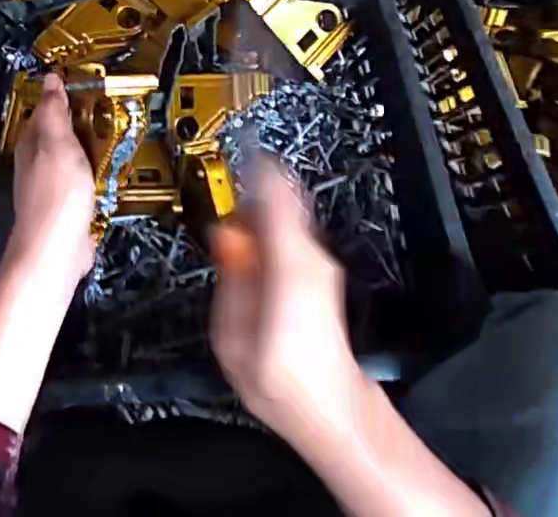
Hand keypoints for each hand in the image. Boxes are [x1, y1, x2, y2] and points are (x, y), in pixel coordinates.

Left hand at [8, 74, 97, 288]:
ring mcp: (53, 185)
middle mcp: (38, 161)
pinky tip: (114, 170)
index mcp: (31, 142)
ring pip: (76, 155)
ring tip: (121, 133)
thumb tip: (50, 79)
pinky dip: (100, 171)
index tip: (93, 83)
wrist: (58, 250)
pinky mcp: (69, 205)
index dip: (66, 93)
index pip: (46, 108)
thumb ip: (54, 110)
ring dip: (95, 146)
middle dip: (85, 120)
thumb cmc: (56, 192)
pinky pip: (87, 179)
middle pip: (63, 132)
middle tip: (114, 107)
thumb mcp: (57, 141)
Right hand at [210, 160, 372, 455]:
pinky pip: (293, 236)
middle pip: (279, 202)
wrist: (332, 409)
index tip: (240, 148)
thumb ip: (229, 274)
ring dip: (258, 221)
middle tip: (226, 217)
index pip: (274, 193)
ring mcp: (321, 264)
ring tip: (237, 250)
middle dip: (248, 201)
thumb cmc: (285, 380)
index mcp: (289, 263)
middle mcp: (312, 256)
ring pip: (286, 219)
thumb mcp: (232, 333)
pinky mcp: (323, 273)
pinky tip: (256, 264)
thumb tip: (225, 236)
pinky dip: (271, 235)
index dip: (255, 166)